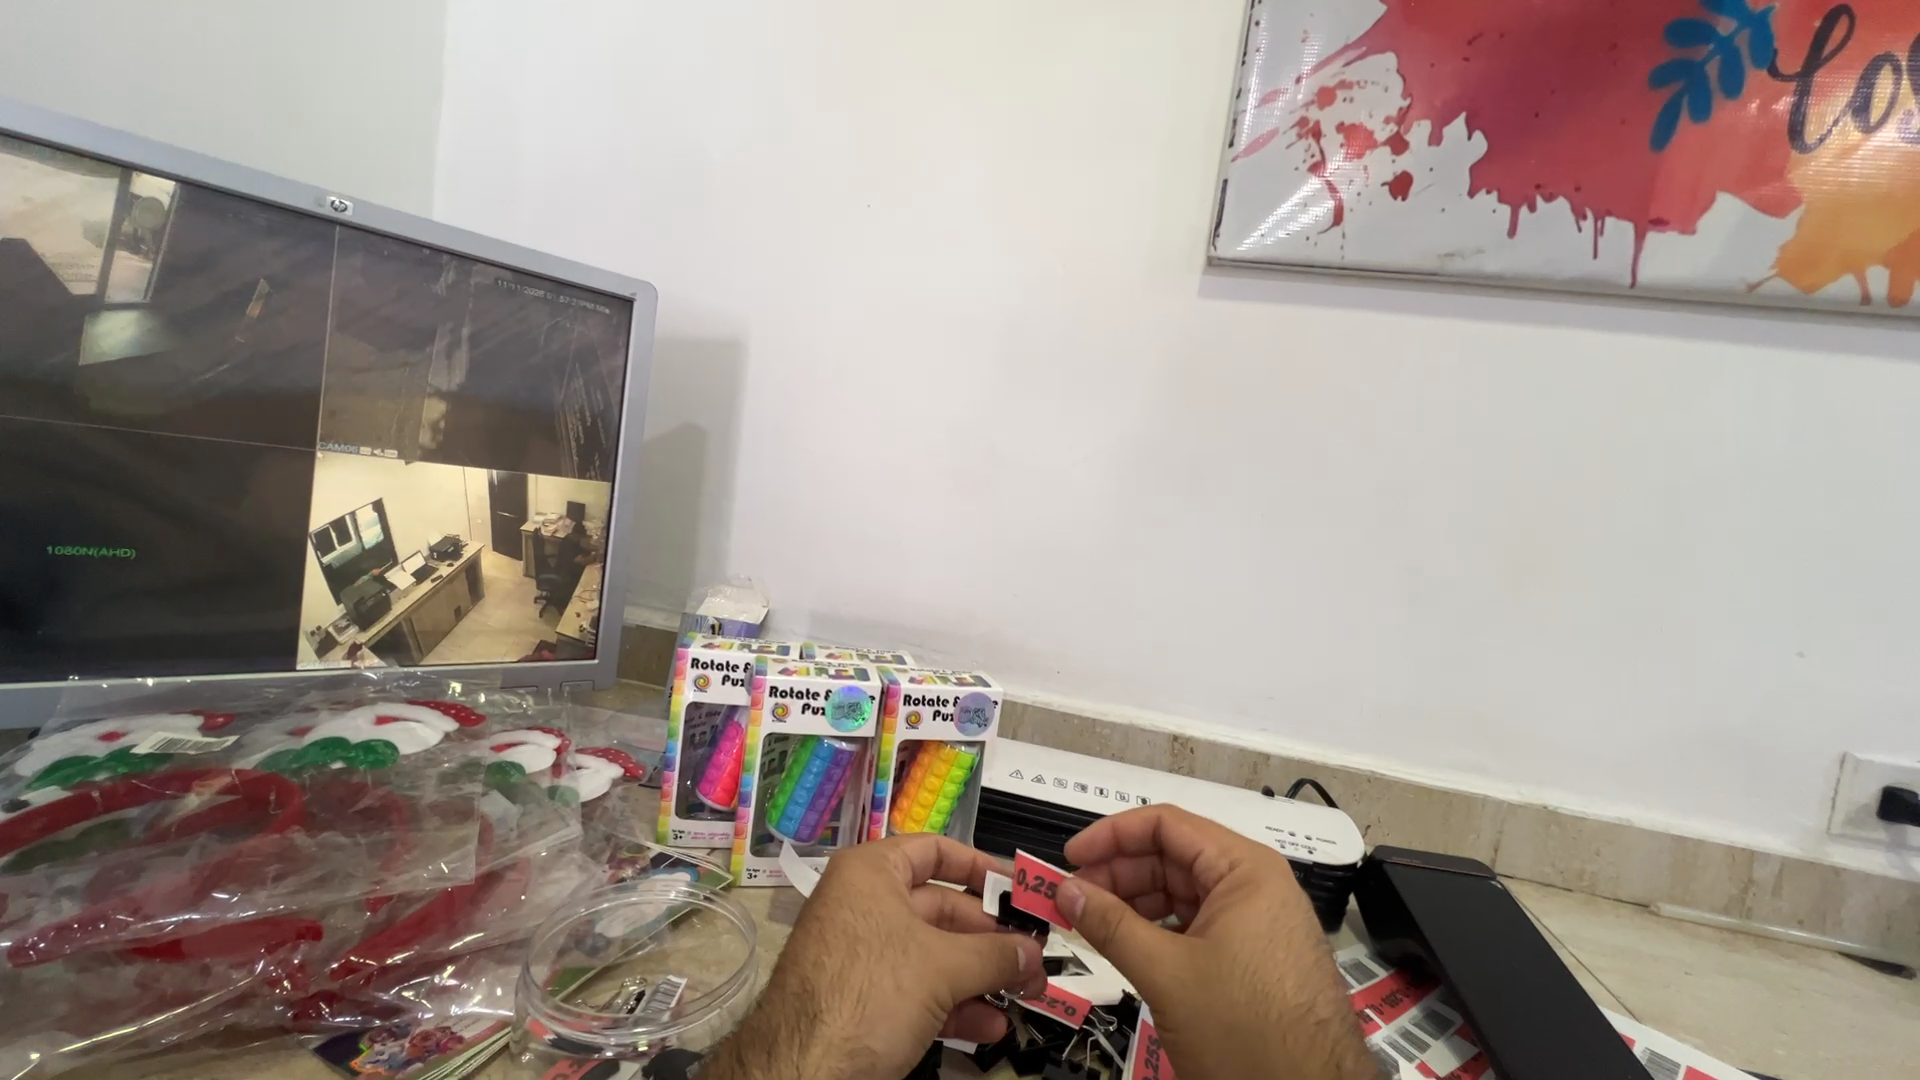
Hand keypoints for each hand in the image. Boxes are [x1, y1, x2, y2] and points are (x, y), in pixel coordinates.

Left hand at [703, 835, 1046, 1079]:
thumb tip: (1033, 952)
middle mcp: (865, 905)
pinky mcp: (862, 1000)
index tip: (1018, 889)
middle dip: (991, 937)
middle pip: (941, 907)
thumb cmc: (865, 995)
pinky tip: (990, 1026)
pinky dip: (955, 1005)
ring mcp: (863, 955)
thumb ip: (993, 954)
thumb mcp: (940, 968)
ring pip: (934, 954)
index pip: (935, 850)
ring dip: (981, 976)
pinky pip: (918, 990)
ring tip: (1024, 994)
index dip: (980, 867)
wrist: (798, 1075)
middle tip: (1033, 955)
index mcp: (872, 873)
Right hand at [1059, 805, 1376, 1079]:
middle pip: (1172, 854)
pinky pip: (1197, 922)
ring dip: (1133, 902)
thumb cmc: (1244, 1031)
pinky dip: (1158, 929)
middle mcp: (1254, 883)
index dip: (1112, 835)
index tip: (1070, 859)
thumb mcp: (1167, 974)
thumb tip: (1063, 891)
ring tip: (1093, 924)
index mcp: (1243, 868)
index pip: (1166, 824)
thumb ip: (1110, 925)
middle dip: (1118, 873)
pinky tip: (1129, 946)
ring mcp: (1257, 920)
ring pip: (1182, 890)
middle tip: (1073, 899)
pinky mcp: (1255, 955)